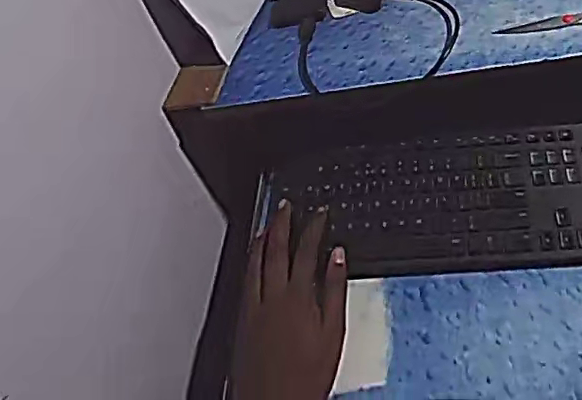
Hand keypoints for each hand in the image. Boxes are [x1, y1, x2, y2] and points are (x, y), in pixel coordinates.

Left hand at [232, 201, 347, 399]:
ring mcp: (255, 305)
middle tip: (286, 204)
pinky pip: (245, 278)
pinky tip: (253, 256)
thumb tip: (338, 256)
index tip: (319, 212)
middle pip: (277, 248)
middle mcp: (274, 295)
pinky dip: (250, 259)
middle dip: (283, 222)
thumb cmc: (307, 377)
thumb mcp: (333, 334)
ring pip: (256, 260)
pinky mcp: (242, 319)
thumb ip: (335, 290)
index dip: (314, 226)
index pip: (307, 250)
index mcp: (299, 296)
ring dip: (263, 236)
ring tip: (268, 222)